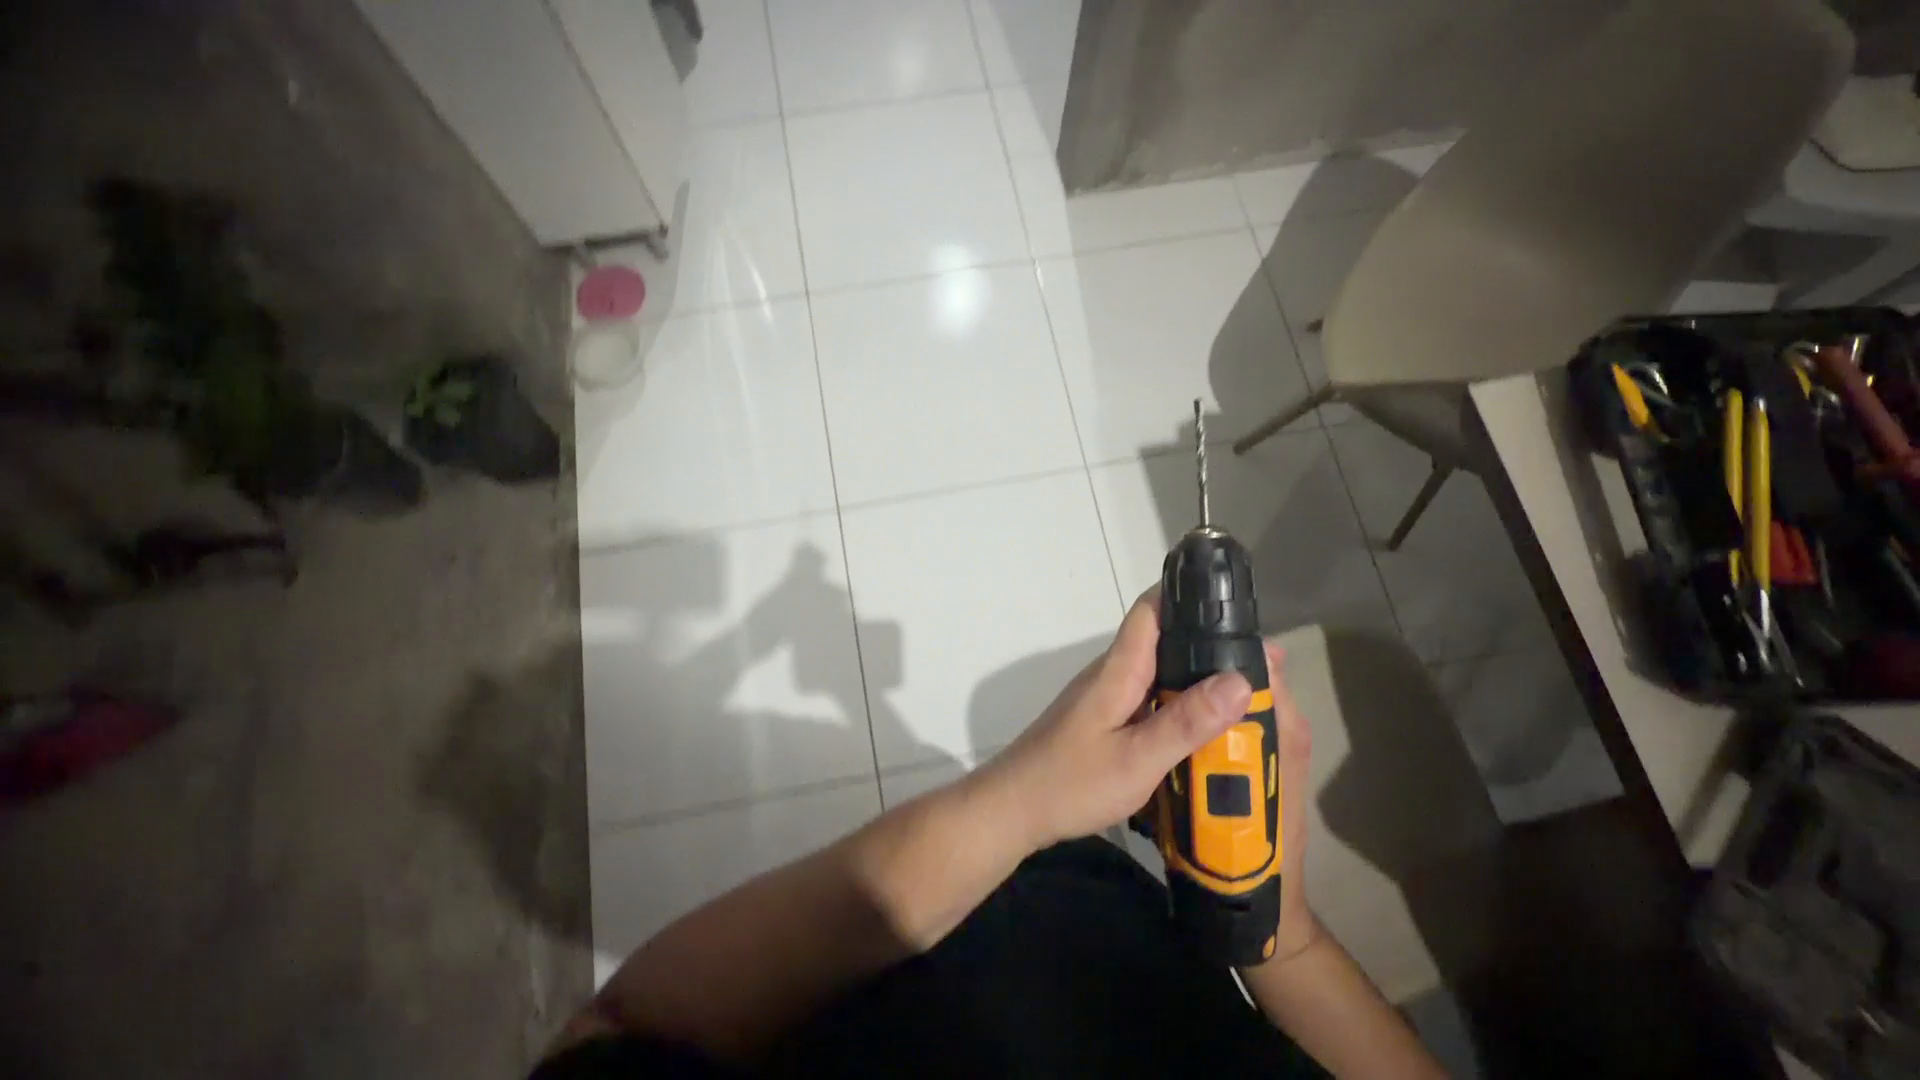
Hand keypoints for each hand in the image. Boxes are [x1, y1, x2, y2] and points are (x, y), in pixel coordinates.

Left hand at [979, 588, 1307, 867]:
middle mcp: (1111, 676)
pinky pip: (1149, 701)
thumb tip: (1240, 679)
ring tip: (1249, 692)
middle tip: (1266, 661)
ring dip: (1197, 679)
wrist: (1012, 811)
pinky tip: (1205, 728)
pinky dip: (1179, 706)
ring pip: (1158, 675)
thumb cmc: (1070, 783)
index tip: (1232, 593)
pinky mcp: (1103, 724)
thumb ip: (1186, 722)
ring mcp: (1105, 700)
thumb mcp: (1136, 759)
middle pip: (1162, 642)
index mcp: (1117, 671)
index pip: (1151, 611)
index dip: (1188, 594)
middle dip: (1210, 645)